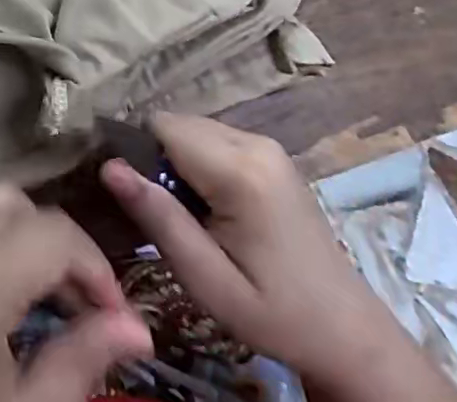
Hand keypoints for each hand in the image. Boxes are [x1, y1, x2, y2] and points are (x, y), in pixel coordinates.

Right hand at [100, 113, 456, 401]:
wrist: (347, 332)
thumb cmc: (274, 314)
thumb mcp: (207, 280)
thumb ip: (159, 218)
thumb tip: (109, 166)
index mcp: (240, 171)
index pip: (162, 128)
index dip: (137, 156)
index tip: (133, 198)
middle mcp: (255, 142)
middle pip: (177, 124)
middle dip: (157, 159)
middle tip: (160, 214)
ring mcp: (267, 145)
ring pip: (193, 128)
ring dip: (177, 161)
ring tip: (185, 214)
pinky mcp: (271, 153)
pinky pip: (214, 138)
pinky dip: (198, 162)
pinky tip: (208, 205)